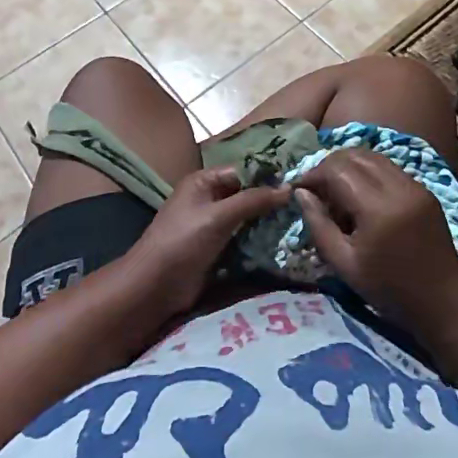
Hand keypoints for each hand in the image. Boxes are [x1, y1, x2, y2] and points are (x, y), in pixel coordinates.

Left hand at [123, 168, 288, 316]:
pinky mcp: (217, 247)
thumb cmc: (183, 242)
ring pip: (247, 217)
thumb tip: (288, 188)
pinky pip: (243, 237)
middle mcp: (208, 198)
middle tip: (303, 204)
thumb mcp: (219, 216)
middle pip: (246, 193)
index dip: (268, 176)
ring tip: (299, 221)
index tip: (298, 184)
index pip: (243, 171)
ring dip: (267, 221)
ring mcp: (212, 224)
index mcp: (203, 182)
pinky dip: (259, 238)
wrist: (155, 287)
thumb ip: (254, 200)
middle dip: (270, 200)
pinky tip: (282, 240)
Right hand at [296, 149, 457, 334]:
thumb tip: (301, 193)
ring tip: (336, 192)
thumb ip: (319, 225)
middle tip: (315, 189)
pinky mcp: (424, 190)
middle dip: (329, 166)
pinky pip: (390, 169)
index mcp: (378, 208)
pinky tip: (360, 197)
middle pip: (355, 155)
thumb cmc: (389, 289)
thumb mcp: (344, 264)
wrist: (443, 300)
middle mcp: (399, 187)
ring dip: (349, 167)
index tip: (299, 189)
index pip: (337, 170)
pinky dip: (369, 173)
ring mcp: (415, 186)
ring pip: (374, 157)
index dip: (313, 174)